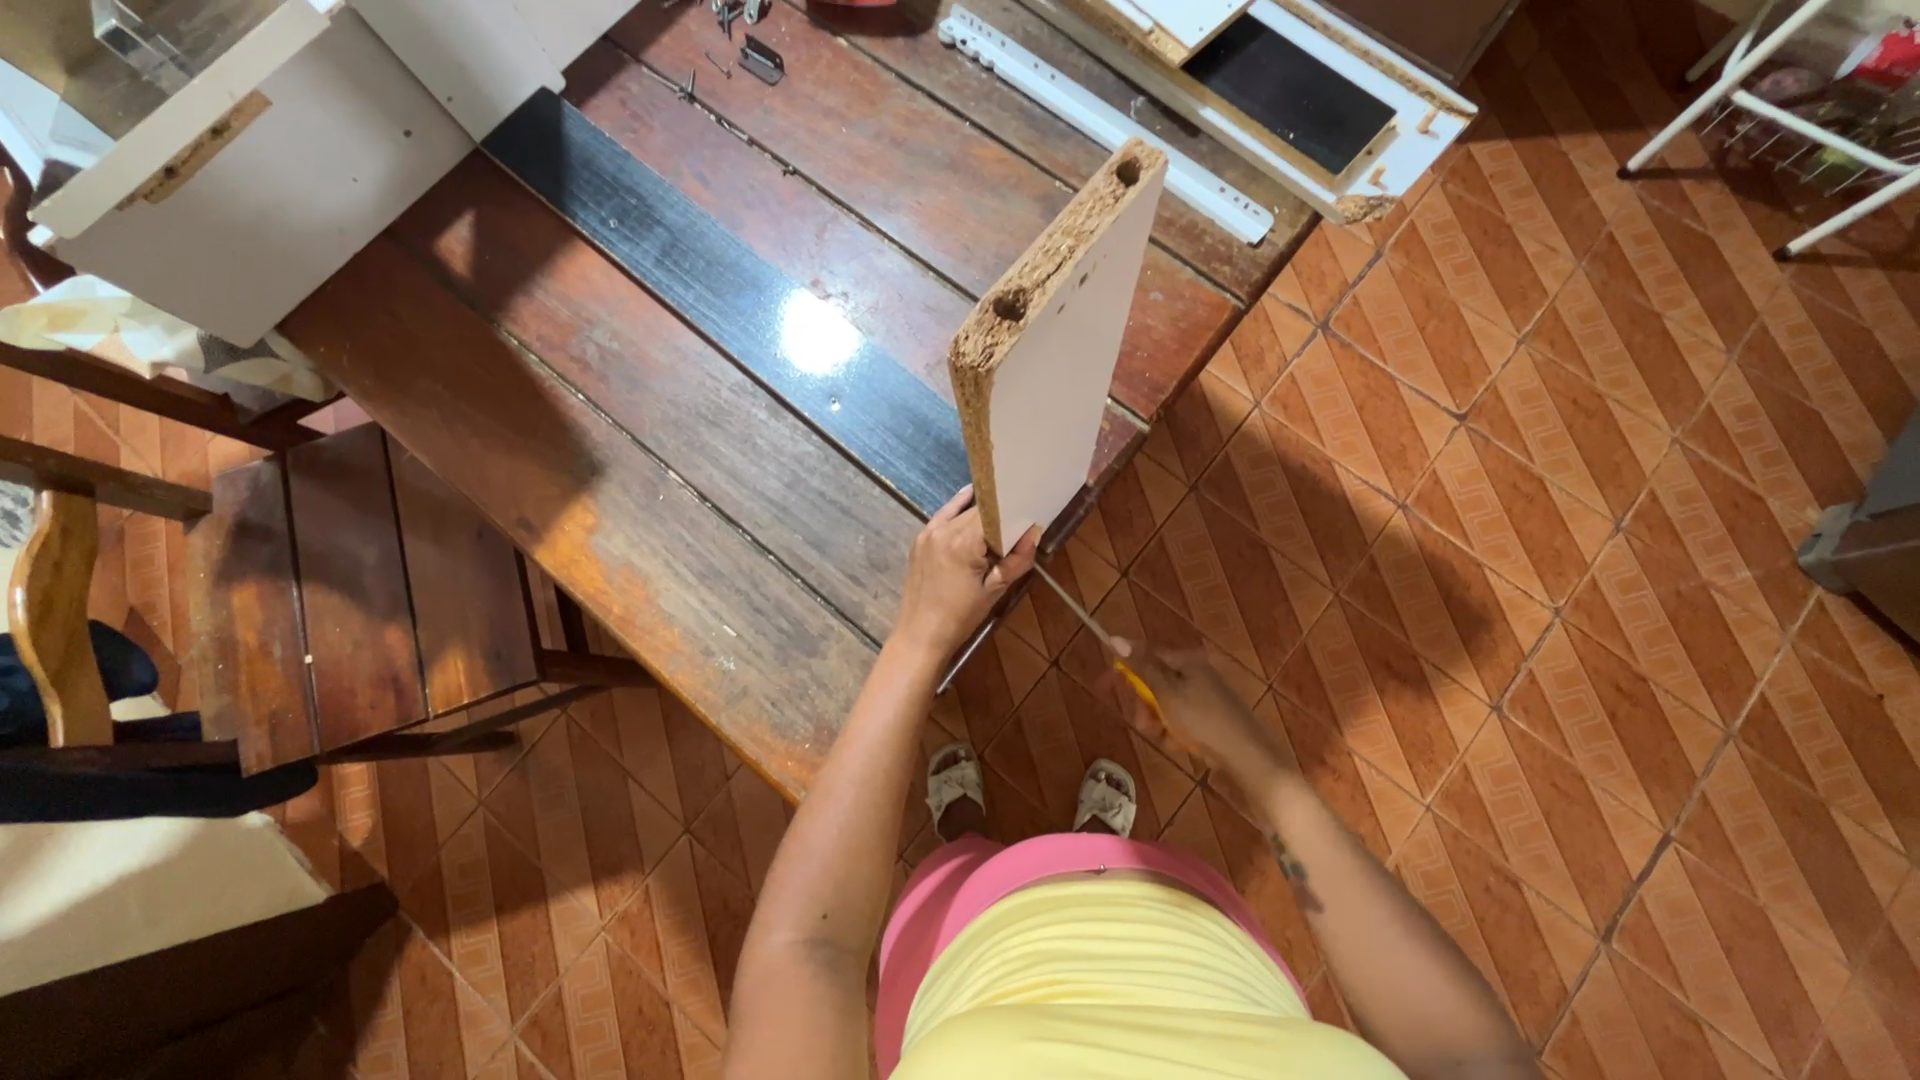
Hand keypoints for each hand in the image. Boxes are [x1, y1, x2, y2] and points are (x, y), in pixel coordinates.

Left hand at [893, 486, 1038, 660]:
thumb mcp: (995, 591)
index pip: (995, 513)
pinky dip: (958, 507)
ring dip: (981, 514)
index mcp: (963, 542)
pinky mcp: (920, 539)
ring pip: (962, 512)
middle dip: (999, 516)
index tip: (1029, 518)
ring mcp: (929, 533)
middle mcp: (944, 530)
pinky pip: (943, 515)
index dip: (1013, 514)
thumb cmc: (960, 617)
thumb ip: (1018, 560)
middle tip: (1018, 524)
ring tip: (1001, 516)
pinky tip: (971, 495)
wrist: (920, 635)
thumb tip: (1034, 532)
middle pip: (979, 511)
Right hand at [1110, 640, 1293, 791]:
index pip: (1145, 657)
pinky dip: (1174, 731)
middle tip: (1144, 724)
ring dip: (1157, 722)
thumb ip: (1140, 667)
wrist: (1246, 755)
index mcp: (1186, 661)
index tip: (1103, 687)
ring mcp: (1204, 695)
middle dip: (1143, 705)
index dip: (1123, 672)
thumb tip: (1114, 638)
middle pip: (1153, 682)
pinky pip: (1180, 719)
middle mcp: (1195, 672)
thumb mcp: (1166, 693)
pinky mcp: (1210, 716)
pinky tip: (1180, 744)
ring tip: (1164, 737)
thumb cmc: (1202, 720)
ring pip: (1164, 704)